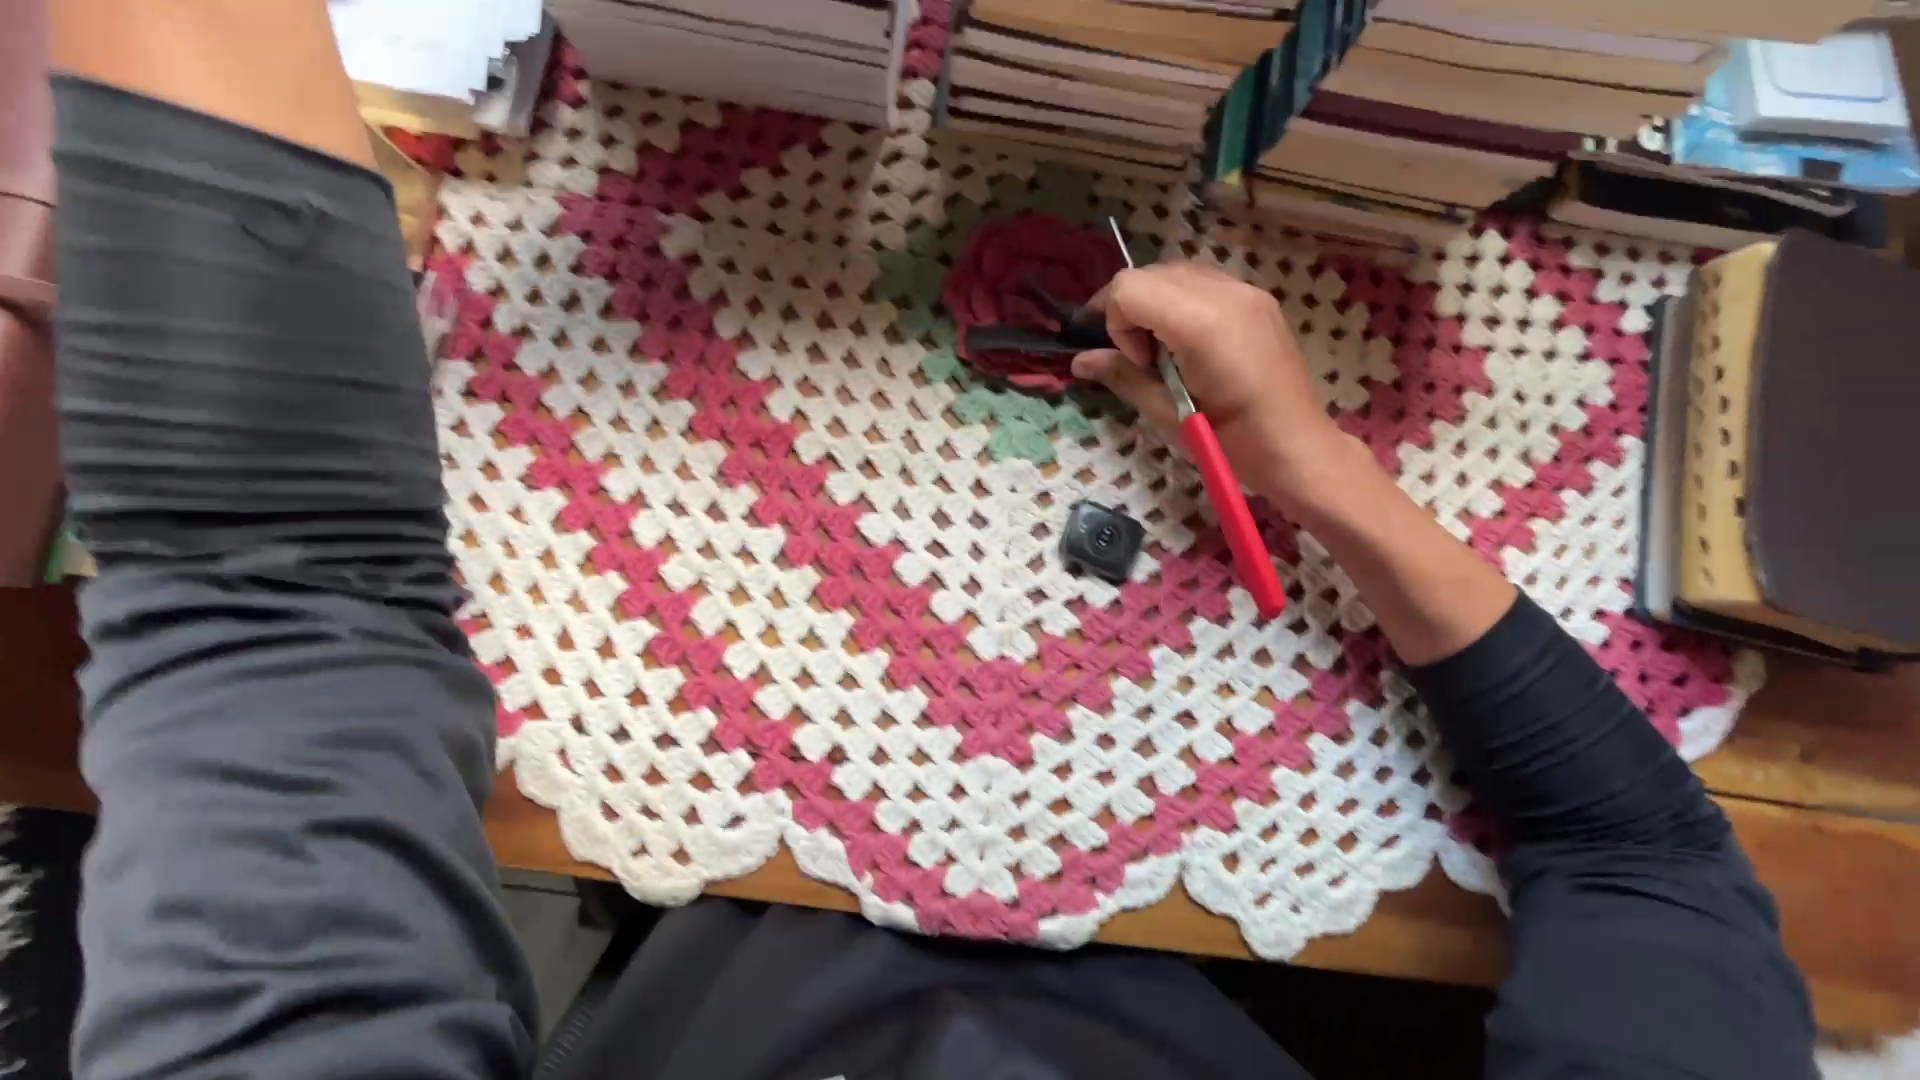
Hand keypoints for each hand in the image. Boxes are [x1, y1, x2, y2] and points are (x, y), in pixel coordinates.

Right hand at [1070, 262, 1348, 513]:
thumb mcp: (1168, 416)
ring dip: (1155, 305)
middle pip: (1149, 273)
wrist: (1297, 448)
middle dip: (1131, 311)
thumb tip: (1080, 361)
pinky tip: (1190, 345)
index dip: (1117, 325)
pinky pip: (1202, 283)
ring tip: (1165, 352)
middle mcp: (1226, 293)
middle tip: (1142, 359)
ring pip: (1175, 273)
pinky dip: (1181, 303)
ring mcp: (1246, 291)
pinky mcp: (1257, 298)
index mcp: (1203, 323)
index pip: (1129, 288)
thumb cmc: (1231, 444)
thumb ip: (1123, 377)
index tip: (1138, 365)